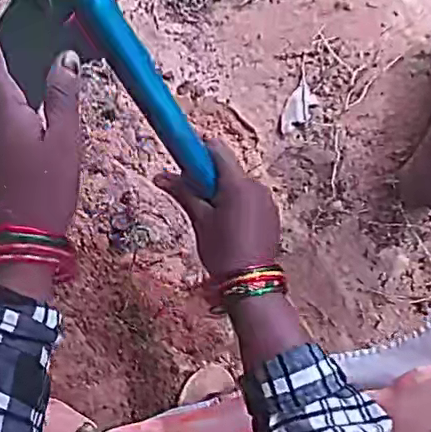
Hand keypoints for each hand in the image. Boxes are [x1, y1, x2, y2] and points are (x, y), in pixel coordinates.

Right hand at [155, 139, 280, 277]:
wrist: (249, 280)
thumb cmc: (221, 249)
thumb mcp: (199, 219)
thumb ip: (183, 192)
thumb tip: (160, 176)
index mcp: (237, 185)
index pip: (217, 151)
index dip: (199, 151)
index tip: (184, 160)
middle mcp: (256, 186)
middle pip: (228, 170)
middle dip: (208, 178)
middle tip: (192, 197)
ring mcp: (266, 200)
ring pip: (238, 185)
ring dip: (221, 192)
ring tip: (209, 217)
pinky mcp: (270, 213)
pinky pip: (249, 199)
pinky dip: (235, 204)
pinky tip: (226, 225)